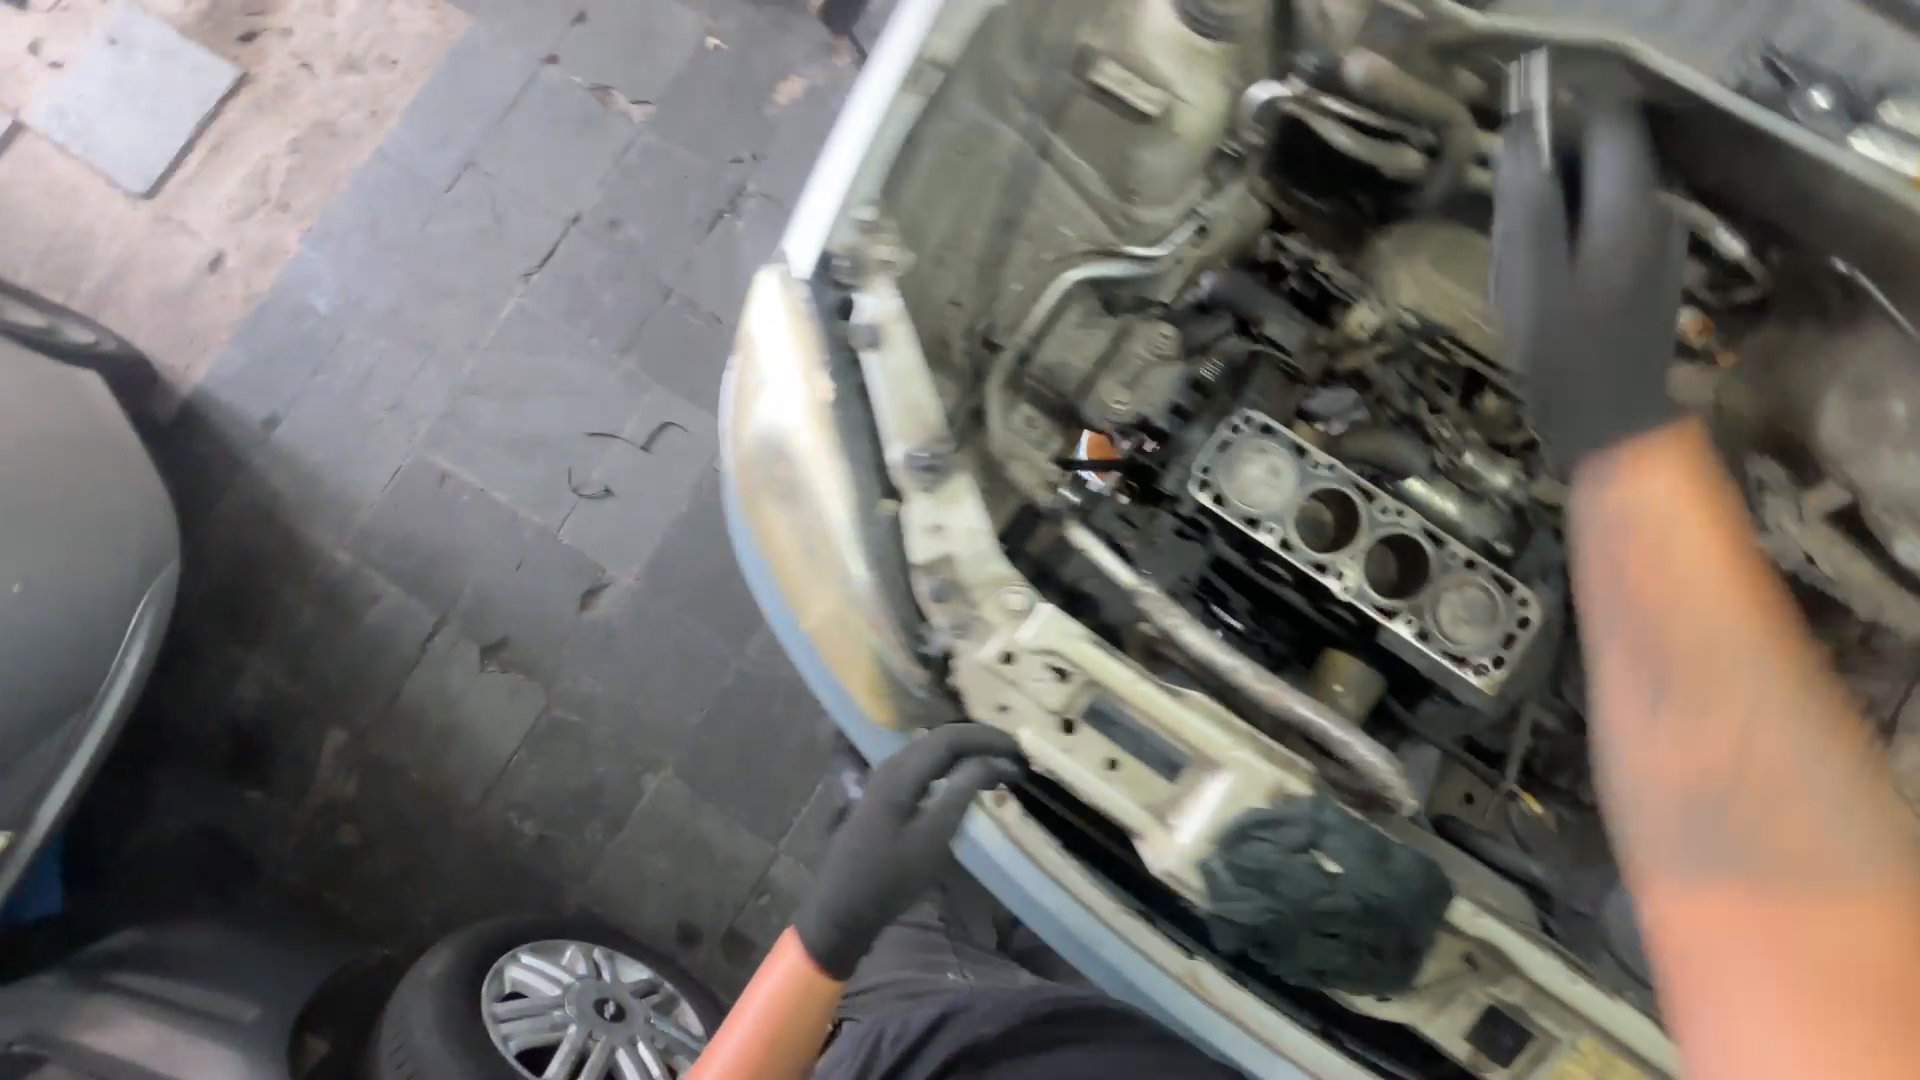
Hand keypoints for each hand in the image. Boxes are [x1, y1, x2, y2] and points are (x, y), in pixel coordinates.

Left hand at [794, 724, 1024, 979]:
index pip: (951, 737)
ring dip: (966, 751)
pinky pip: (925, 766)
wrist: (840, 908)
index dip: (987, 738)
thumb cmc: (890, 876)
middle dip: (979, 740)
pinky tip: (966, 780)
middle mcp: (892, 764)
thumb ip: (962, 791)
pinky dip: (951, 766)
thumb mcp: (934, 836)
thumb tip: (995, 760)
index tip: (1019, 749)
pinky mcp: (886, 796)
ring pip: (932, 750)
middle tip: (1014, 752)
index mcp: (902, 769)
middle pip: (941, 738)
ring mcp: (886, 779)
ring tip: (997, 762)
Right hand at [1491, 101, 1686, 471]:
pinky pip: (1600, 233)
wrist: (1605, 419)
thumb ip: (1526, 207)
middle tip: (1504, 236)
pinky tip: (1540, 288)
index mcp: (1630, 209)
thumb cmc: (1560, 353)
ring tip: (1516, 271)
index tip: (1510, 158)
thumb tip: (1520, 138)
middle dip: (1546, 185)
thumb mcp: (1529, 279)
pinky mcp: (1646, 272)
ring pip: (1595, 200)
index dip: (1557, 128)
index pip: (1605, 127)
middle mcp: (1655, 214)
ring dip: (1550, 220)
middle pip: (1598, 164)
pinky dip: (1565, 245)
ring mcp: (1656, 245)